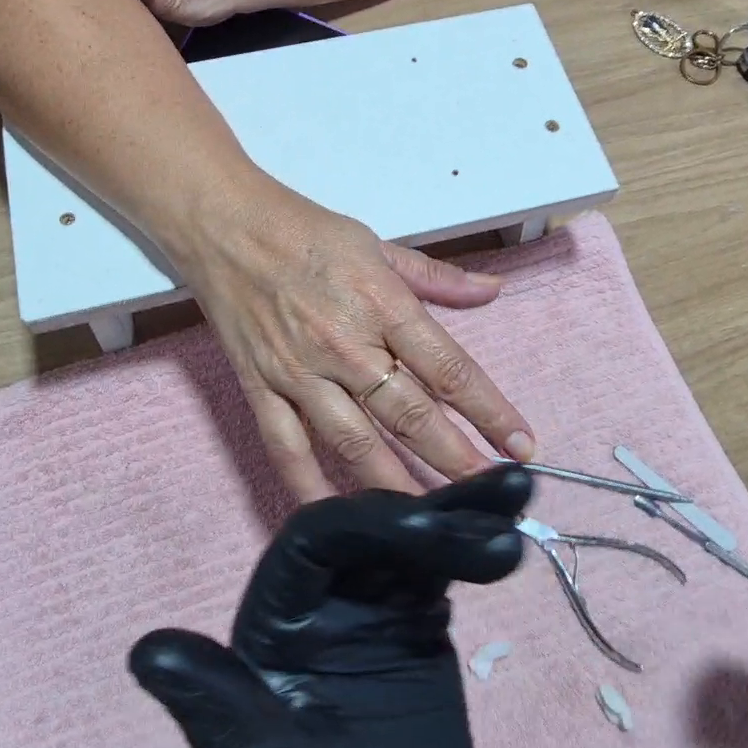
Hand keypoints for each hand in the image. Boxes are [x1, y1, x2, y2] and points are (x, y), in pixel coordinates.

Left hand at [129, 466, 531, 747]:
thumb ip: (212, 701)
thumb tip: (147, 653)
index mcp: (275, 615)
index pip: (315, 542)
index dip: (368, 526)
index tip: (429, 533)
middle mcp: (320, 595)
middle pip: (373, 529)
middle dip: (431, 518)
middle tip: (498, 510)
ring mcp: (371, 601)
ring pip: (415, 541)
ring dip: (465, 514)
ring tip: (518, 490)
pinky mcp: (416, 615)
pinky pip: (447, 568)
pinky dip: (479, 542)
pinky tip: (513, 519)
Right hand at [174, 185, 535, 500]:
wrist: (225, 227)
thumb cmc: (305, 231)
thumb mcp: (378, 244)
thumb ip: (436, 276)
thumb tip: (492, 290)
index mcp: (381, 304)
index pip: (447, 367)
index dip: (489, 410)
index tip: (522, 445)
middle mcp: (345, 346)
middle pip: (409, 414)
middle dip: (455, 458)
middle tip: (489, 494)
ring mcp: (300, 374)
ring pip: (354, 442)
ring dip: (396, 484)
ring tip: (431, 520)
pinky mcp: (262, 389)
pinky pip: (287, 447)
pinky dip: (309, 486)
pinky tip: (336, 518)